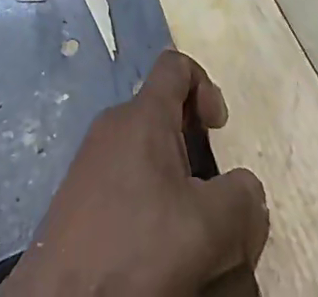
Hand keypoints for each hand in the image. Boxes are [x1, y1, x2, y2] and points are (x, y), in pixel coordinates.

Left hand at [4, 50, 269, 296]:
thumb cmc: (137, 251)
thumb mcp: (213, 224)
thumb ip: (244, 194)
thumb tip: (244, 191)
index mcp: (142, 116)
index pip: (176, 66)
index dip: (206, 86)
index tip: (218, 130)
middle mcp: (111, 130)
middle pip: (164, 115)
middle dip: (194, 147)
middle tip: (209, 191)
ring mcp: (87, 168)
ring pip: (145, 155)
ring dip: (173, 182)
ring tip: (186, 228)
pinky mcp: (73, 206)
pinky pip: (123, 186)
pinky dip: (146, 206)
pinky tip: (154, 248)